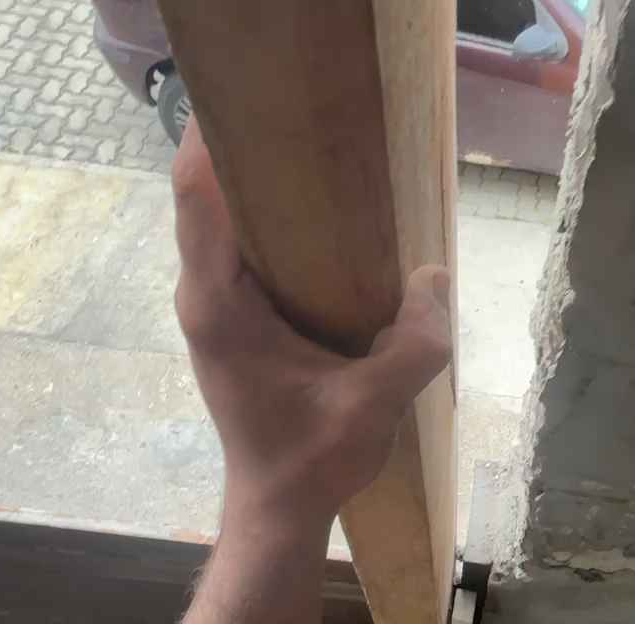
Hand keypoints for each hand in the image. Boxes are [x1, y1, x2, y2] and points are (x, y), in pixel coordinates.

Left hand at [171, 117, 451, 527]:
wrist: (280, 508)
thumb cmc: (313, 461)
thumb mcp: (374, 405)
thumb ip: (413, 345)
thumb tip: (436, 278)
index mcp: (220, 305)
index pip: (198, 192)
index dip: (221, 135)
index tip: (271, 105)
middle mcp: (204, 298)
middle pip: (207, 196)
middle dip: (253, 154)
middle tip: (316, 135)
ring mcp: (213, 312)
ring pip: (223, 225)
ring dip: (263, 193)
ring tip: (322, 173)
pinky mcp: (230, 327)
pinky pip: (240, 256)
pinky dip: (272, 232)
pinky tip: (323, 237)